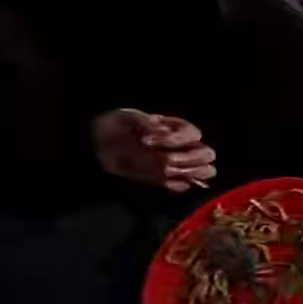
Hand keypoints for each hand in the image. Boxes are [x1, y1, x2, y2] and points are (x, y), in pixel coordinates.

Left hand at [92, 109, 216, 192]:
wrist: (95, 146)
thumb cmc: (114, 128)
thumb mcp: (122, 117)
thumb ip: (139, 118)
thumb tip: (158, 127)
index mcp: (178, 131)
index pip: (193, 134)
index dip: (175, 139)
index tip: (145, 141)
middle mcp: (186, 148)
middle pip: (207, 154)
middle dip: (188, 158)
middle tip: (163, 158)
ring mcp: (181, 165)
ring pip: (205, 171)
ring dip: (187, 172)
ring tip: (164, 169)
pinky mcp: (170, 180)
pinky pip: (185, 186)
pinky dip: (177, 185)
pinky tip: (162, 180)